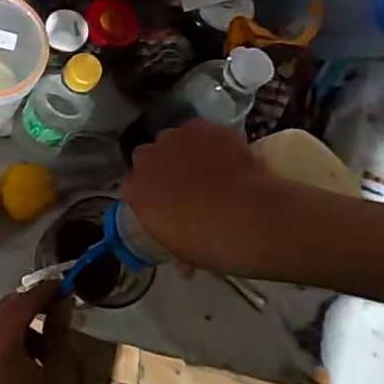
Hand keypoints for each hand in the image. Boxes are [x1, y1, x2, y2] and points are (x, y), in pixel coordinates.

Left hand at [0, 280, 77, 383]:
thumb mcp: (61, 375)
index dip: (48, 288)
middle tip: (64, 301)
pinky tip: (35, 349)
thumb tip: (64, 301)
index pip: (25, 300)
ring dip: (23, 318)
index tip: (69, 281)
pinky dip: (12, 335)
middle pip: (7, 307)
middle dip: (34, 301)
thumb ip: (59, 333)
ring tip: (54, 326)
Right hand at [122, 121, 282, 271]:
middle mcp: (149, 158)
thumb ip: (173, 241)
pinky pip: (201, 132)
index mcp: (136, 190)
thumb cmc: (211, 243)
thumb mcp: (182, 251)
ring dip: (184, 151)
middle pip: (148, 156)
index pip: (133, 186)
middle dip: (161, 167)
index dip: (150, 193)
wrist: (250, 217)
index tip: (164, 202)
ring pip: (174, 139)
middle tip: (184, 183)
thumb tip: (183, 257)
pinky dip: (210, 142)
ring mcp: (177, 138)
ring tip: (208, 167)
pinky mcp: (205, 127)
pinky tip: (226, 156)